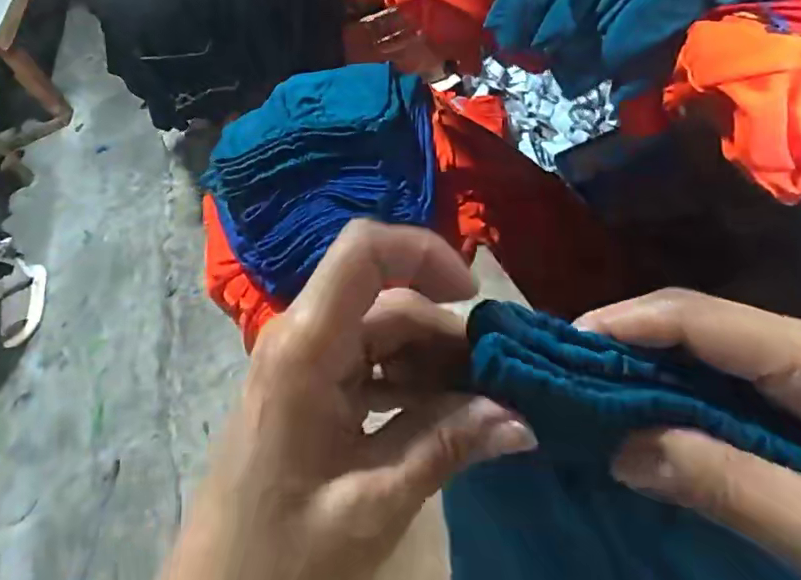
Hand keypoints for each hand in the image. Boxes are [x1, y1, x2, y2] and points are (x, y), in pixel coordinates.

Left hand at [161, 219, 536, 579]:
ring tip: (473, 407)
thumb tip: (519, 417)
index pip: (364, 250)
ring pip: (382, 327)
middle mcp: (302, 334)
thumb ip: (445, 447)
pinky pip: (369, 357)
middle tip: (493, 383)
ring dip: (431, 358)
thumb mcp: (373, 504)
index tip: (472, 295)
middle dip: (444, 329)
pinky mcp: (309, 381)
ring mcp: (303, 356)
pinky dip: (408, 377)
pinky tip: (438, 418)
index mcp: (306, 346)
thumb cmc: (280, 556)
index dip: (422, 251)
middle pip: (386, 296)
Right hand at [581, 290, 800, 579]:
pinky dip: (700, 403)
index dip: (625, 324)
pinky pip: (753, 392)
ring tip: (597, 395)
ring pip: (725, 357)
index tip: (561, 346)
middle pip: (707, 329)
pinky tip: (666, 423)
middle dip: (633, 345)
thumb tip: (620, 443)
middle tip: (567, 374)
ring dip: (661, 374)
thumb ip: (730, 485)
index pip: (701, 319)